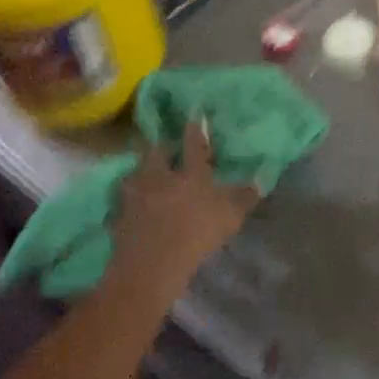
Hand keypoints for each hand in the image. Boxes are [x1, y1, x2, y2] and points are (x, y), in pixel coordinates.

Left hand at [102, 121, 259, 307]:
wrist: (151, 265)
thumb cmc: (197, 235)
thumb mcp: (230, 217)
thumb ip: (244, 197)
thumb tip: (260, 179)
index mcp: (190, 174)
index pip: (194, 145)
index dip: (196, 128)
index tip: (195, 113)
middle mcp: (160, 177)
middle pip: (156, 152)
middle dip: (161, 146)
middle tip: (165, 146)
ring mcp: (136, 196)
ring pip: (135, 174)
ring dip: (140, 171)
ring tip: (145, 174)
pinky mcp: (119, 216)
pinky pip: (123, 201)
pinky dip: (127, 200)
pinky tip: (131, 205)